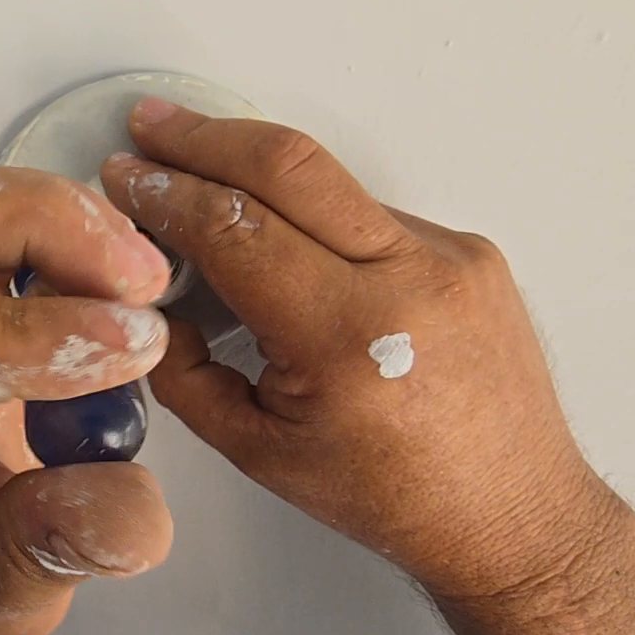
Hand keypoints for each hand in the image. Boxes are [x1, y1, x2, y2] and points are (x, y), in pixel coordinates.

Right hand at [100, 98, 622, 601]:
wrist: (510, 510)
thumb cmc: (380, 492)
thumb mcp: (251, 447)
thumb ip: (185, 372)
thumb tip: (153, 304)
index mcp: (346, 337)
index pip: (237, 230)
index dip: (169, 194)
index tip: (124, 176)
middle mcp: (411, 278)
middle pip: (291, 167)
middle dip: (205, 137)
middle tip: (150, 124)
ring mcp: (449, 254)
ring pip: (326, 181)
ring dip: (247, 163)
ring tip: (190, 162)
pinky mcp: (464, 249)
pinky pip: (357, 210)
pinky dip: (297, 207)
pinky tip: (264, 228)